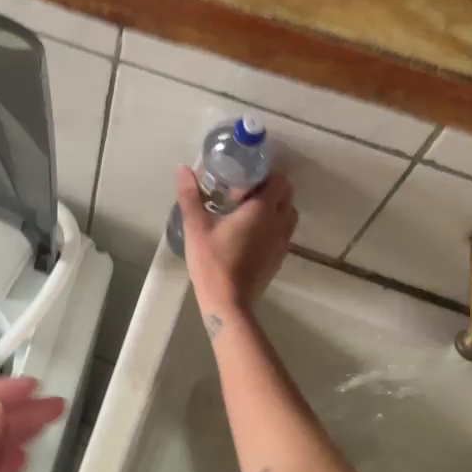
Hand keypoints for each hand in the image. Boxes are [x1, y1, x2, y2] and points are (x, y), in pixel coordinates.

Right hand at [175, 166, 297, 317]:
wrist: (228, 302)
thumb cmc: (212, 261)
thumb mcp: (196, 226)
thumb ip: (190, 195)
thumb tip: (183, 168)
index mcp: (261, 210)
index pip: (278, 180)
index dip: (264, 174)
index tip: (244, 176)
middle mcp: (278, 223)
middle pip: (287, 194)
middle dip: (271, 187)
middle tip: (245, 190)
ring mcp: (282, 242)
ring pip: (289, 213)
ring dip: (275, 206)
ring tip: (250, 210)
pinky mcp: (280, 257)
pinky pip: (284, 231)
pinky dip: (274, 225)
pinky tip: (251, 232)